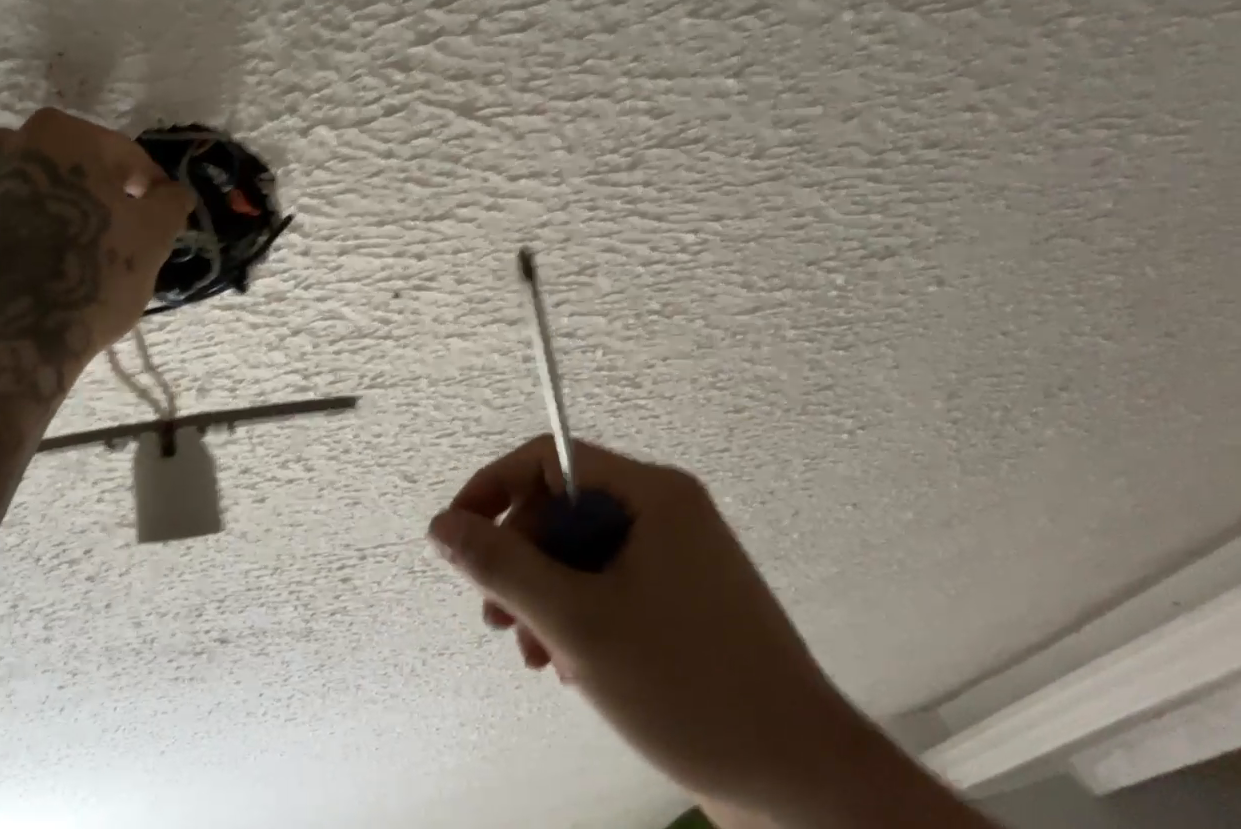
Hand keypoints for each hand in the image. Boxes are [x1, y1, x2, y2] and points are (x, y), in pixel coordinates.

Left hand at [0, 108, 193, 373]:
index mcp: (58, 135)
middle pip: (65, 167)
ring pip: (22, 192)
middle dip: (91, 194)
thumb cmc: (91, 276)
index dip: (146, 185)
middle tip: (113, 235)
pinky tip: (27, 273)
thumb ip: (169, 202)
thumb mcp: (153, 238)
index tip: (157, 214)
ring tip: (66, 256)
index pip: (120, 154)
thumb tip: (170, 192)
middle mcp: (2, 146)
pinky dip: (9, 239)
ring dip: (46, 212)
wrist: (8, 344)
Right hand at [428, 436, 864, 813]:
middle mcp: (666, 515)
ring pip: (578, 555)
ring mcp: (676, 560)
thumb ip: (500, 565)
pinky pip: (606, 587)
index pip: (547, 459)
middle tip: (495, 617)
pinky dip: (576, 619)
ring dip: (542, 599)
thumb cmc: (689, 687)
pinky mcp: (681, 602)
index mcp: (653, 496)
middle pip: (559, 511)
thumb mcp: (576, 621)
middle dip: (517, 562)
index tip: (457, 537)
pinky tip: (570, 667)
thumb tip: (440, 524)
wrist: (801, 782)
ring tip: (534, 655)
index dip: (492, 489)